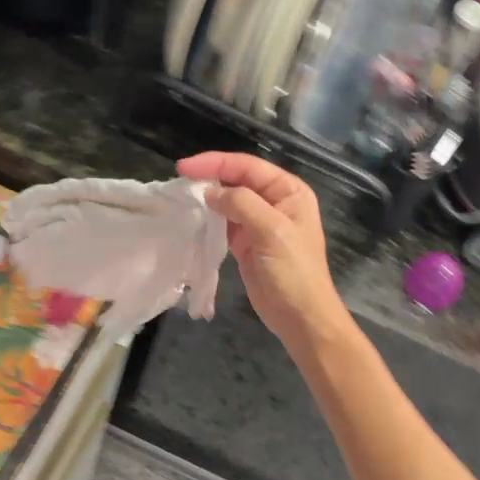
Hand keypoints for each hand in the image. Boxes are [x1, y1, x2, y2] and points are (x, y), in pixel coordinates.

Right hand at [177, 152, 351, 354]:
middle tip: (178, 182)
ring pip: (229, 201)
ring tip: (181, 198)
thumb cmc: (294, 272)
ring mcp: (261, 223)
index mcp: (289, 191)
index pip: (248, 167)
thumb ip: (242, 204)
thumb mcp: (272, 232)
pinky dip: (209, 220)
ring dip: (207, 199)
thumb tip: (211, 192)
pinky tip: (193, 219)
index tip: (184, 167)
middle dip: (209, 178)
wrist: (300, 317)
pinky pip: (225, 224)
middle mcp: (276, 202)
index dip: (216, 163)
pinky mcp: (247, 243)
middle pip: (237, 180)